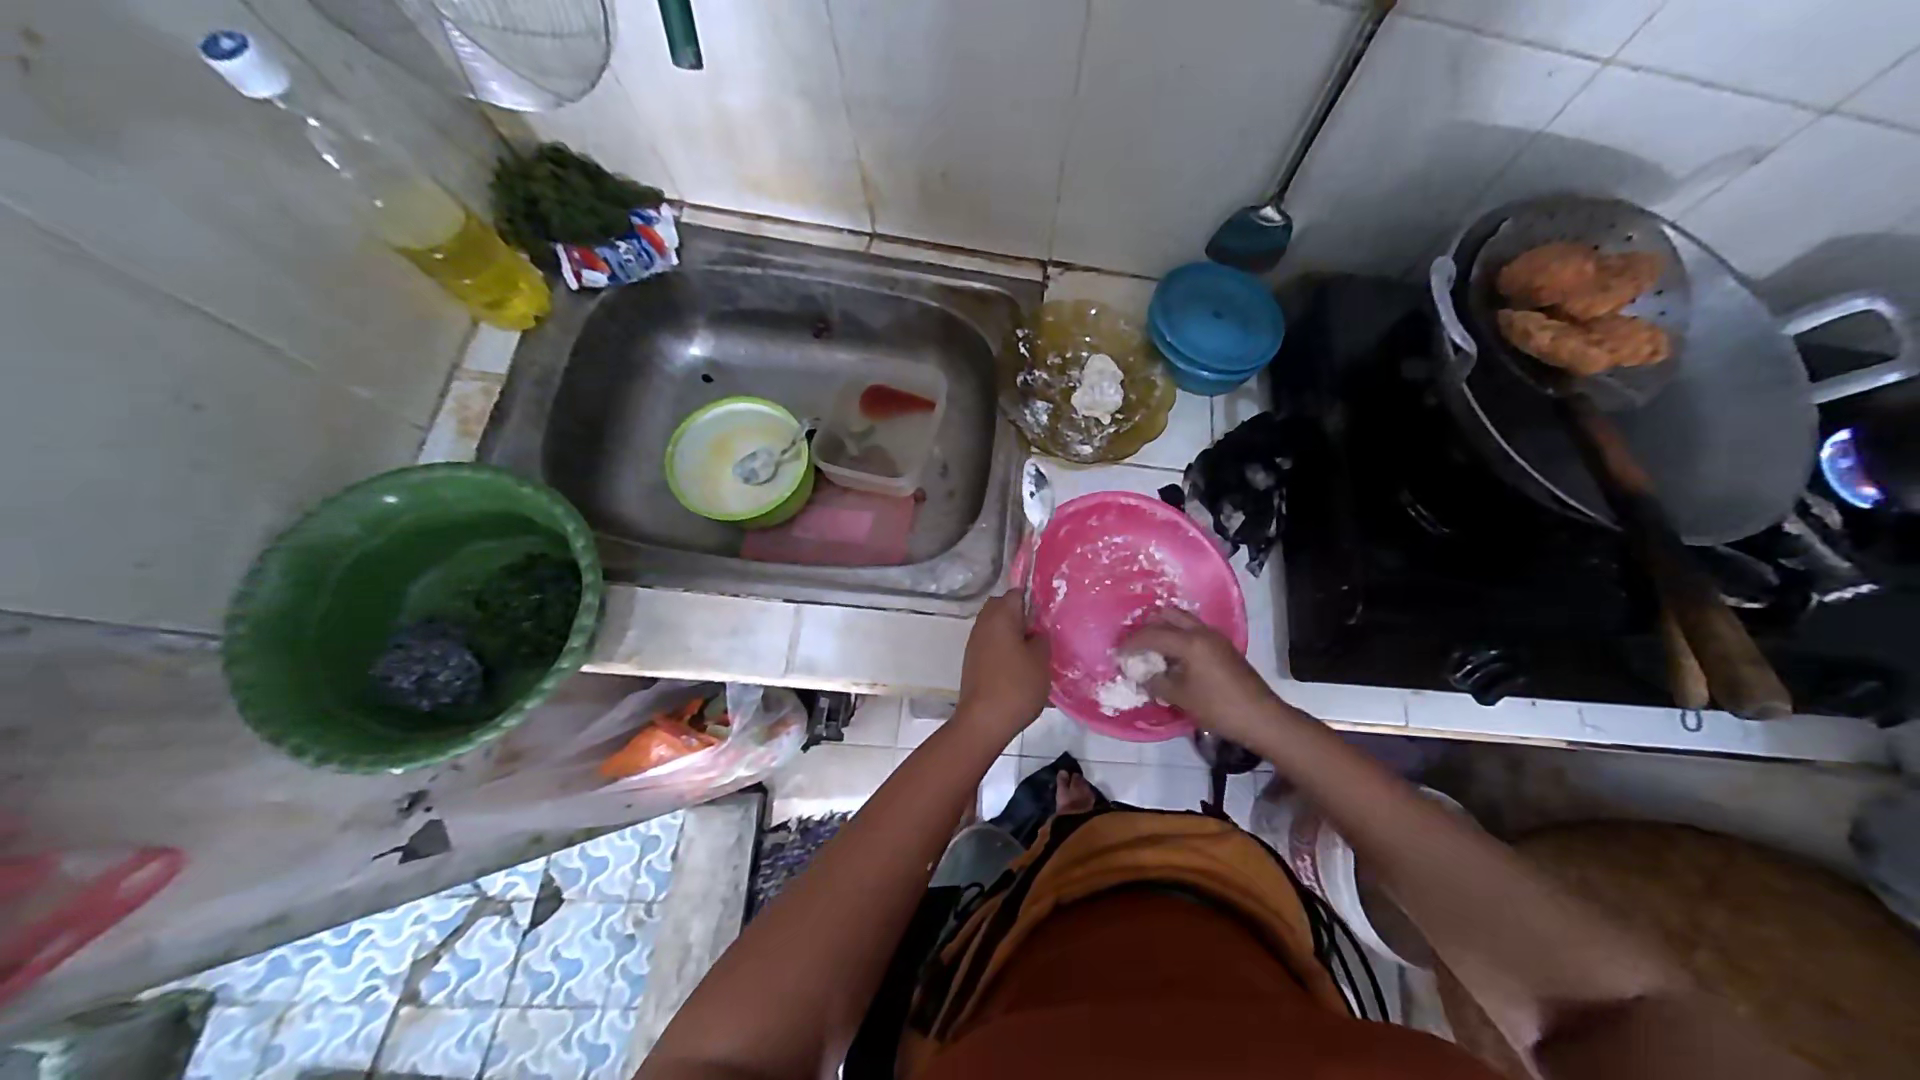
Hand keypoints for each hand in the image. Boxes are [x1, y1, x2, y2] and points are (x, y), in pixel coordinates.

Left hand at [957, 592, 1052, 736]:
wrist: (984, 721)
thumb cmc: (1016, 686)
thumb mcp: (1041, 660)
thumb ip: (1041, 638)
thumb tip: (1034, 631)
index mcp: (1000, 616)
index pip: (1016, 593)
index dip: (1033, 599)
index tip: (1047, 615)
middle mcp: (983, 623)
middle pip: (1002, 607)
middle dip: (1020, 615)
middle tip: (1040, 633)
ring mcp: (974, 642)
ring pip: (995, 626)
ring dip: (1011, 634)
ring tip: (1032, 653)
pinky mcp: (972, 660)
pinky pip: (990, 644)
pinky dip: (1003, 648)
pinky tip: (1018, 667)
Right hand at [1122, 610, 1285, 742]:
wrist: (1261, 717)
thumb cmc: (1218, 707)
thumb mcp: (1179, 697)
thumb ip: (1155, 681)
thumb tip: (1142, 675)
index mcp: (1189, 642)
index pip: (1151, 634)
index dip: (1131, 643)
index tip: (1118, 654)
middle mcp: (1201, 631)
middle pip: (1167, 615)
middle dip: (1147, 627)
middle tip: (1135, 645)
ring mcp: (1215, 637)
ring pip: (1182, 620)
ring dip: (1163, 629)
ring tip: (1151, 650)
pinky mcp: (1223, 646)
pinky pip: (1193, 630)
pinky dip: (1178, 636)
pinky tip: (1172, 656)